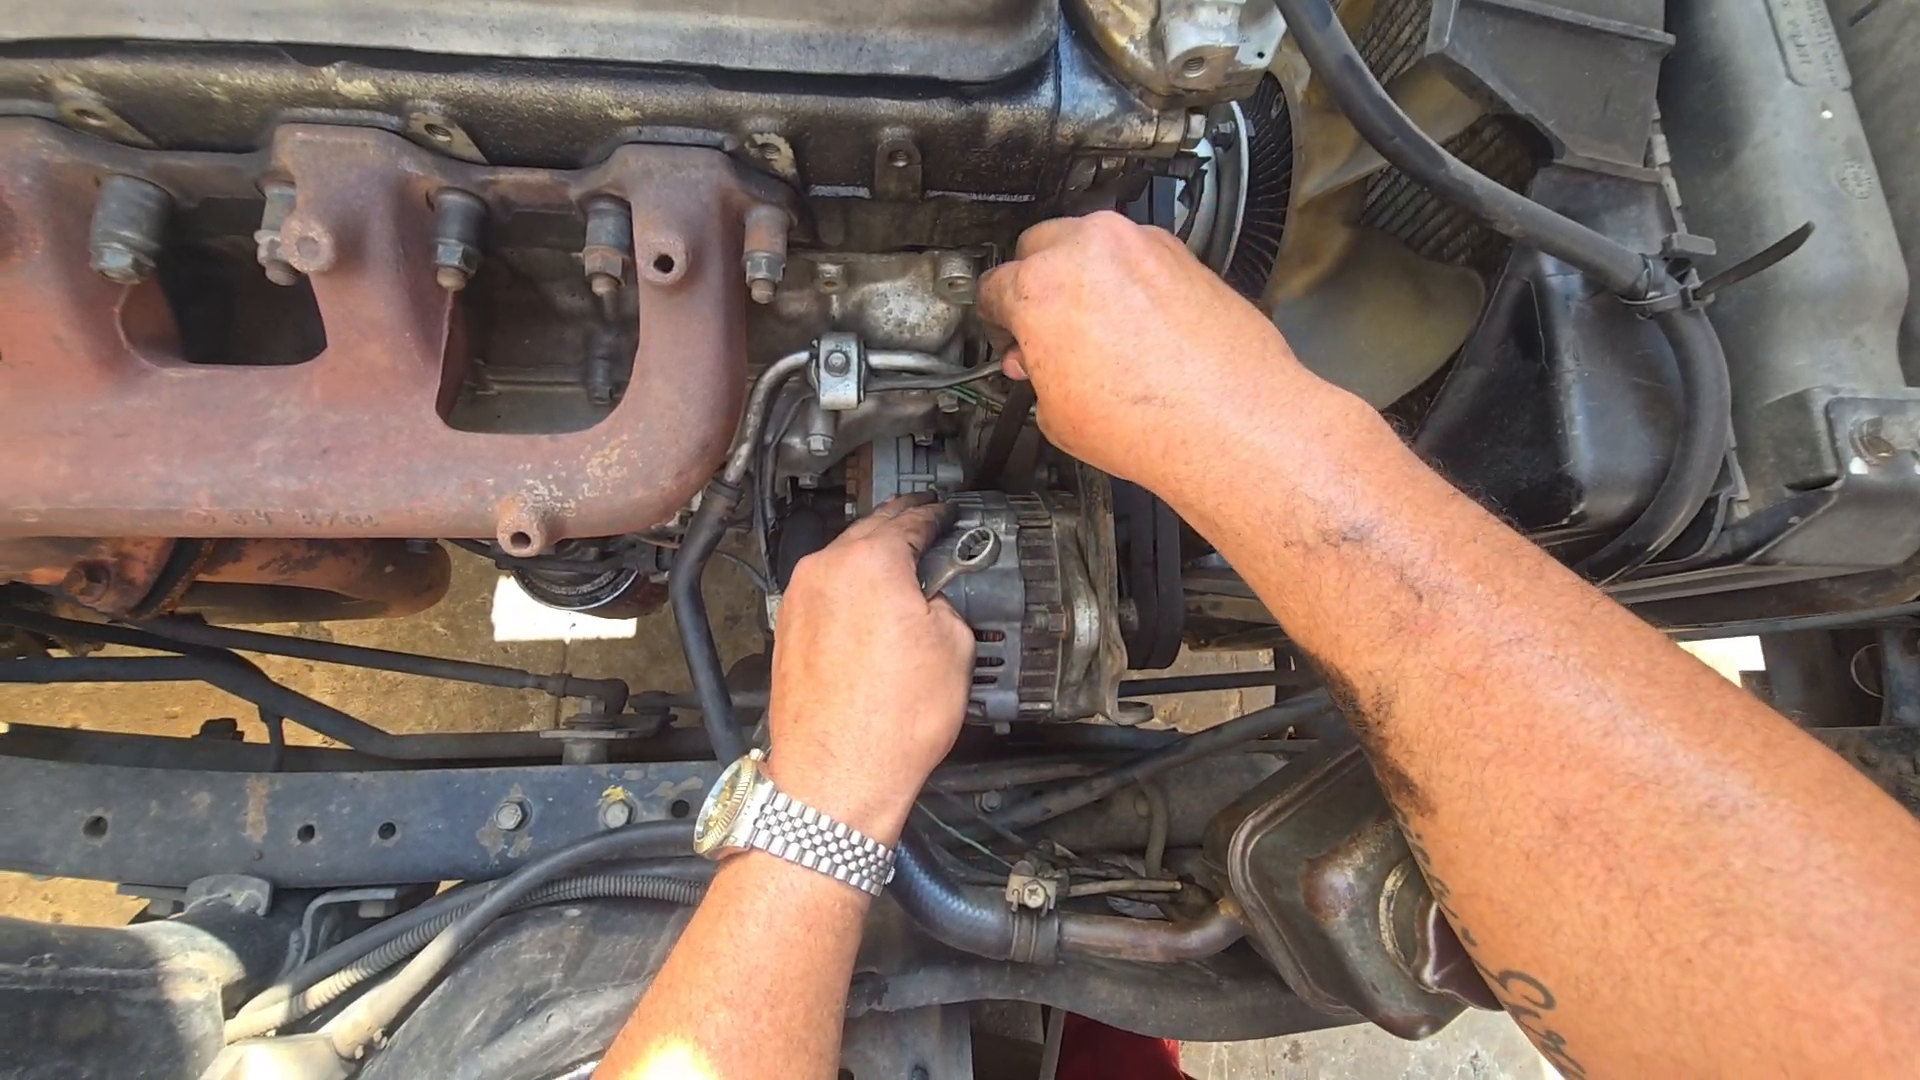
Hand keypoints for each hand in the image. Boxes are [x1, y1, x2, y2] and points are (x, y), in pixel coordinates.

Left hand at [764, 498, 976, 846]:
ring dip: (874, 558)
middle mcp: (825, 572)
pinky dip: (852, 589)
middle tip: (925, 525)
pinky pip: (827, 591)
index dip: (935, 514)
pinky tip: (873, 605)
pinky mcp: (788, 630)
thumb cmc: (888, 724)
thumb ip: (946, 601)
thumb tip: (934, 596)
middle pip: (870, 531)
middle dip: (901, 526)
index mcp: (868, 563)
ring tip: (904, 569)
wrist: (836, 780)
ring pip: (844, 560)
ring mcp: (799, 600)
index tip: (944, 513)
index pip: (910, 519)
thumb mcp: (954, 647)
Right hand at [977, 211, 1322, 490]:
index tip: (1007, 333)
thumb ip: (1035, 373)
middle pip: (1037, 247)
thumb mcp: (1057, 414)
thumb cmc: (1149, 425)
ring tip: (1094, 332)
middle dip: (1035, 286)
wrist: (1229, 424)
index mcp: (1040, 289)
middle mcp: (1088, 251)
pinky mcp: (1179, 253)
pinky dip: (1126, 280)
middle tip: (1045, 331)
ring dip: (1081, 277)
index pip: (993, 287)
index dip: (995, 318)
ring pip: (1088, 244)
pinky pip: (1134, 255)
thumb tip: (1036, 361)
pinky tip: (1134, 326)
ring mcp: (1138, 245)